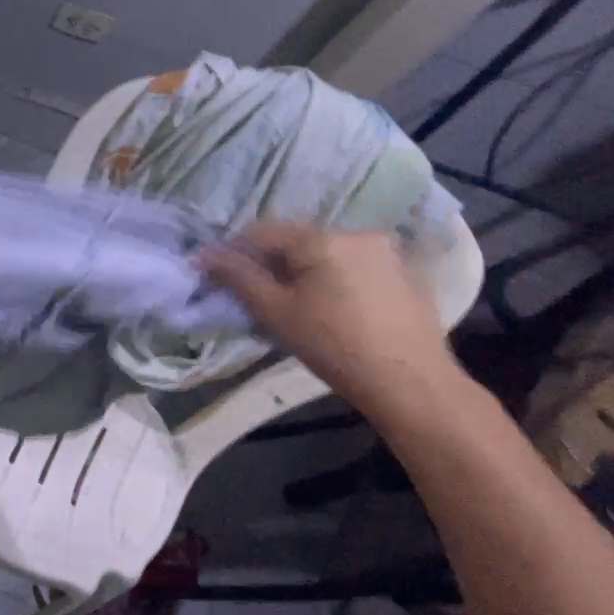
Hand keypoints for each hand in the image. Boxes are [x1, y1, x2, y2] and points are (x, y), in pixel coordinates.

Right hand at [200, 222, 462, 407]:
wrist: (410, 382)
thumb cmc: (332, 345)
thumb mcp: (274, 311)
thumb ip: (237, 276)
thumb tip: (203, 254)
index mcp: (324, 239)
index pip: (262, 232)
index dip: (231, 252)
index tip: (213, 275)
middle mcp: (358, 234)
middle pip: (295, 240)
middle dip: (268, 262)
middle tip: (251, 295)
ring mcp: (387, 252)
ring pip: (323, 252)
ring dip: (298, 271)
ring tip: (288, 304)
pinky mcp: (403, 272)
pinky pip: (350, 265)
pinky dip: (328, 278)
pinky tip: (325, 308)